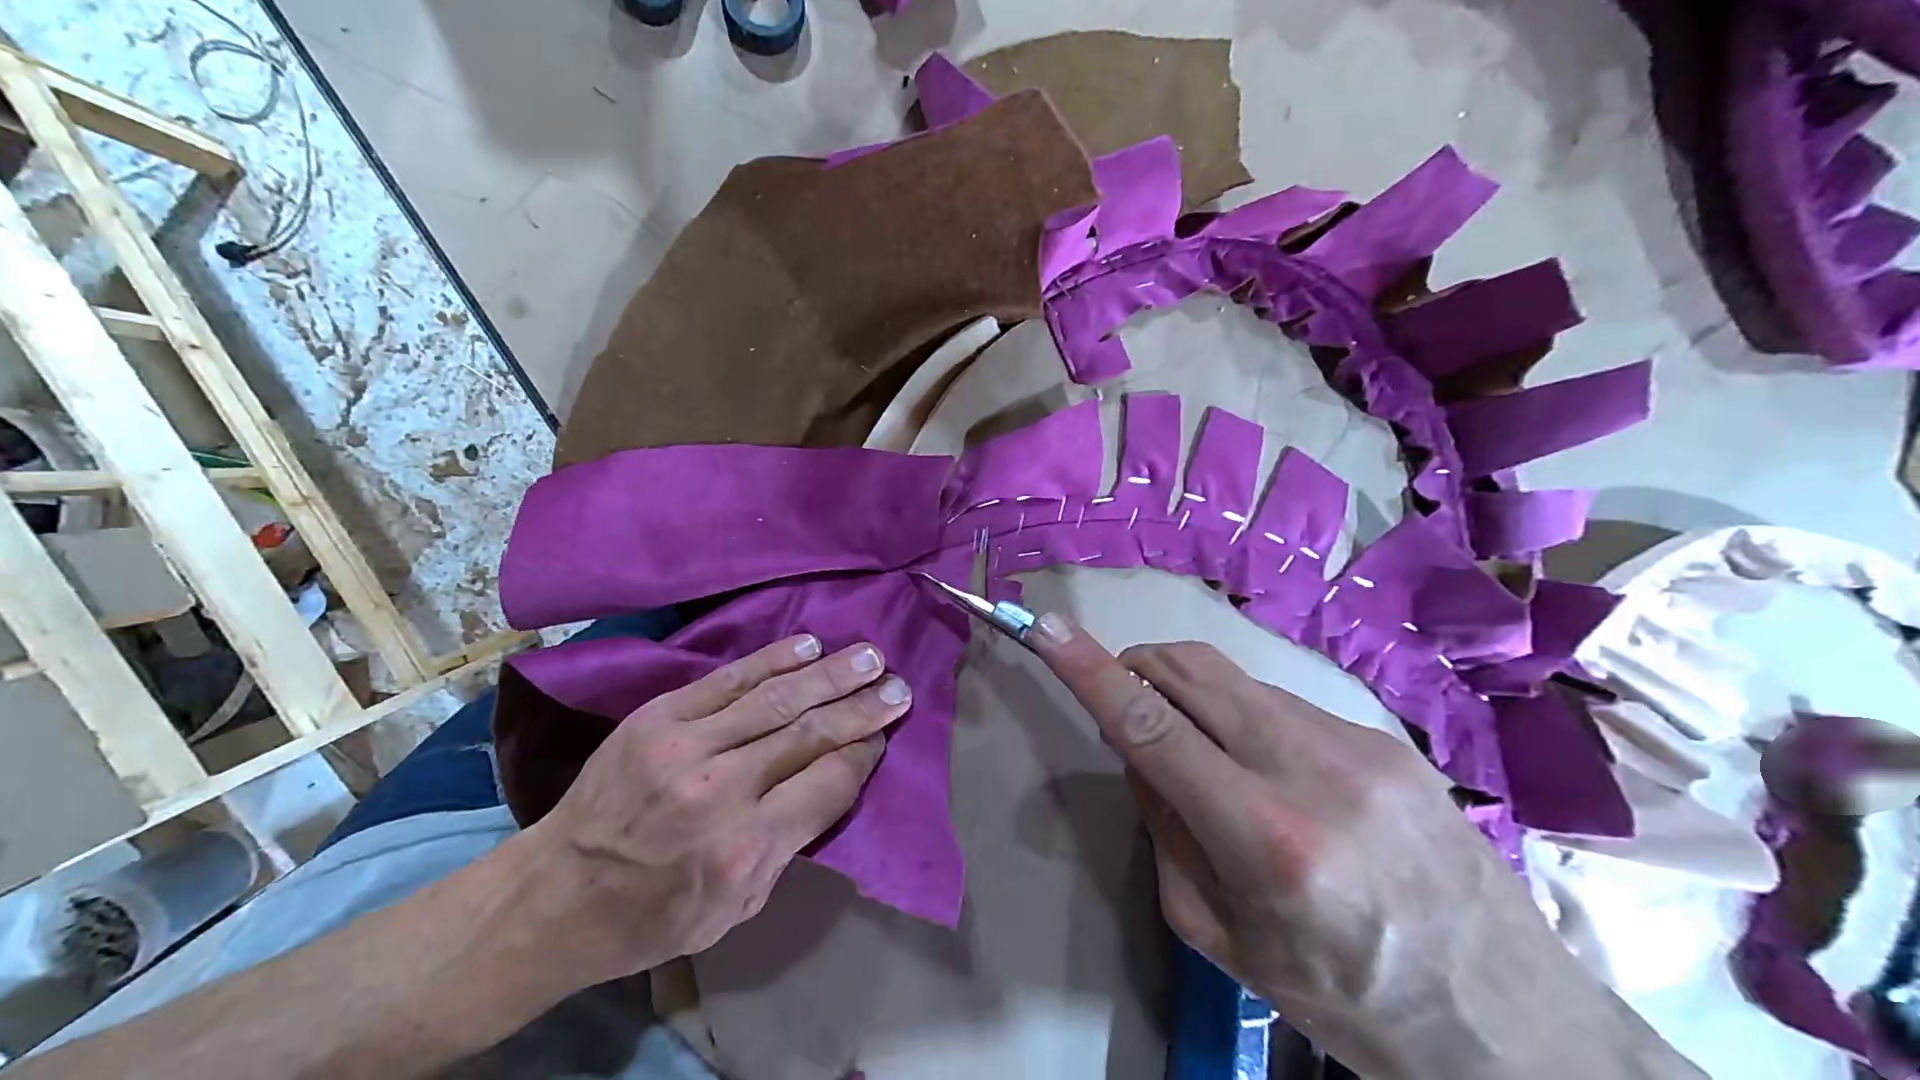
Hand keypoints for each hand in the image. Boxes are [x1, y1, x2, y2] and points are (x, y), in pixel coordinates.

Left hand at [514, 635, 910, 985]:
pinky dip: (773, 659)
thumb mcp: (739, 906)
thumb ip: (793, 840)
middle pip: (811, 733)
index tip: (886, 731)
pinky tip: (809, 646)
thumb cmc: (655, 915)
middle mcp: (720, 791)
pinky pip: (727, 679)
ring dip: (831, 673)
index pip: (829, 781)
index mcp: (744, 849)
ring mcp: (684, 746)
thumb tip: (838, 776)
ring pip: (777, 698)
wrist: (556, 894)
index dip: (865, 752)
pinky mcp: (656, 718)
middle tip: (899, 686)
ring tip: (871, 655)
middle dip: (863, 706)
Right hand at [1030, 615, 1702, 1079]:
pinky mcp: (1388, 739)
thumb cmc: (1345, 998)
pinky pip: (1282, 702)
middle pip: (1192, 673)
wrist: (1508, 1016)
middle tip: (1117, 687)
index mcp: (1267, 839)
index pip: (1151, 728)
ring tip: (1196, 746)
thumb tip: (1140, 751)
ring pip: (1235, 680)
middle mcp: (1315, 771)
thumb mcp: (1222, 937)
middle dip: (1136, 663)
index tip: (1047, 629)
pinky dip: (1244, 717)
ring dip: (1190, 694)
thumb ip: (1166, 832)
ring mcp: (1360, 745)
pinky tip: (1265, 768)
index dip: (1090, 671)